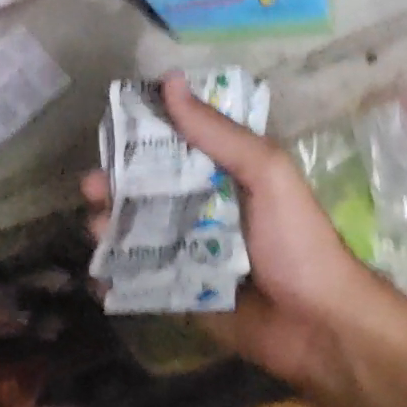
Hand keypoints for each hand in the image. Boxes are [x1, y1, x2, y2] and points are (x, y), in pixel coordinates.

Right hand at [81, 73, 391, 388]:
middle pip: (152, 191)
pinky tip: (96, 277)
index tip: (111, 128)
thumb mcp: (265, 173)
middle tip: (90, 186)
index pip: (180, 146)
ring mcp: (195, 254)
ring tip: (92, 227)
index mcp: (230, 175)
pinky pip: (144, 282)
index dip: (144, 137)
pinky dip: (118, 279)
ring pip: (142, 235)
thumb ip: (219, 133)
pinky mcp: (185, 296)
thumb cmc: (296, 240)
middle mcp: (209, 210)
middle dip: (117, 186)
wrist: (317, 324)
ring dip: (111, 229)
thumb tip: (171, 82)